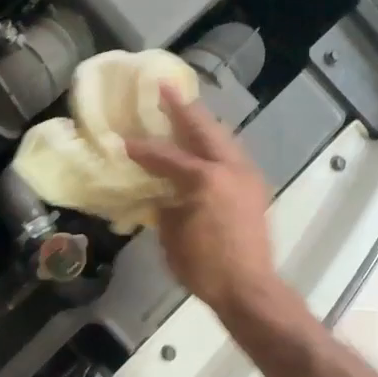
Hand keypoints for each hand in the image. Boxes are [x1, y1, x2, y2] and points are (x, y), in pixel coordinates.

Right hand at [125, 87, 283, 312]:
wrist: (247, 288)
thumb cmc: (204, 267)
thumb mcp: (173, 237)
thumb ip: (167, 208)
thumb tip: (162, 196)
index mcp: (206, 180)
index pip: (168, 157)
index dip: (144, 149)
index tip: (124, 140)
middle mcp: (230, 170)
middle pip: (205, 130)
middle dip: (183, 109)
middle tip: (165, 88)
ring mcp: (247, 178)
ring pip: (223, 140)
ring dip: (203, 125)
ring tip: (185, 112)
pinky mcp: (254, 191)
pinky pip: (232, 157)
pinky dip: (215, 146)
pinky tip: (204, 148)